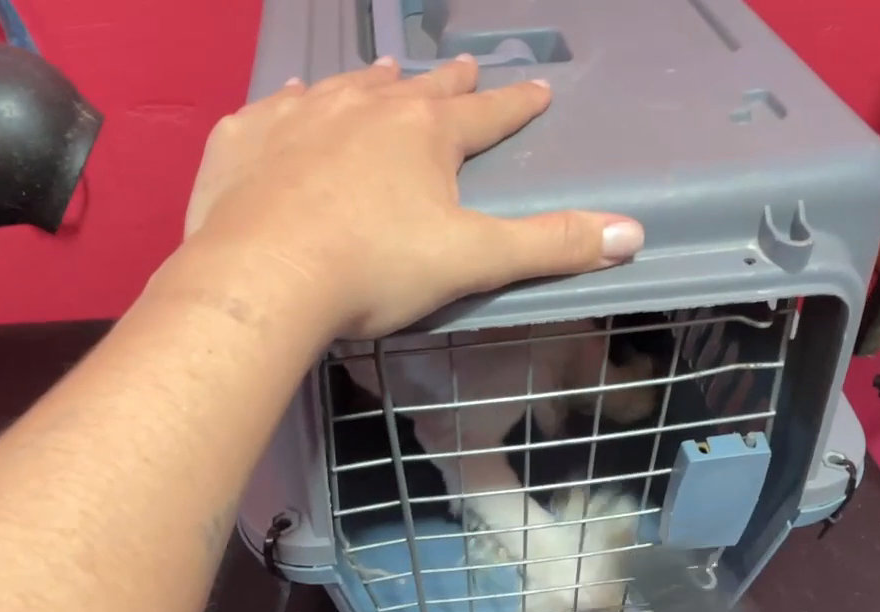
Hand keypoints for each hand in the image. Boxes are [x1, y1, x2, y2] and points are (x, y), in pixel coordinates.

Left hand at [178, 55, 643, 340]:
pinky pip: (277, 107)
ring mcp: (301, 115)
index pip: (487, 114)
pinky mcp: (246, 138)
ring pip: (348, 87)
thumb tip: (633, 234)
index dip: (516, 105)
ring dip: (373, 83)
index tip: (538, 89)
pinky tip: (295, 102)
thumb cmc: (376, 268)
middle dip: (447, 83)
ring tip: (385, 74)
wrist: (265, 275)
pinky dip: (294, 104)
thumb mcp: (473, 261)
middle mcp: (366, 106)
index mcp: (426, 132)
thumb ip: (550, 246)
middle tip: (464, 68)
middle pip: (419, 89)